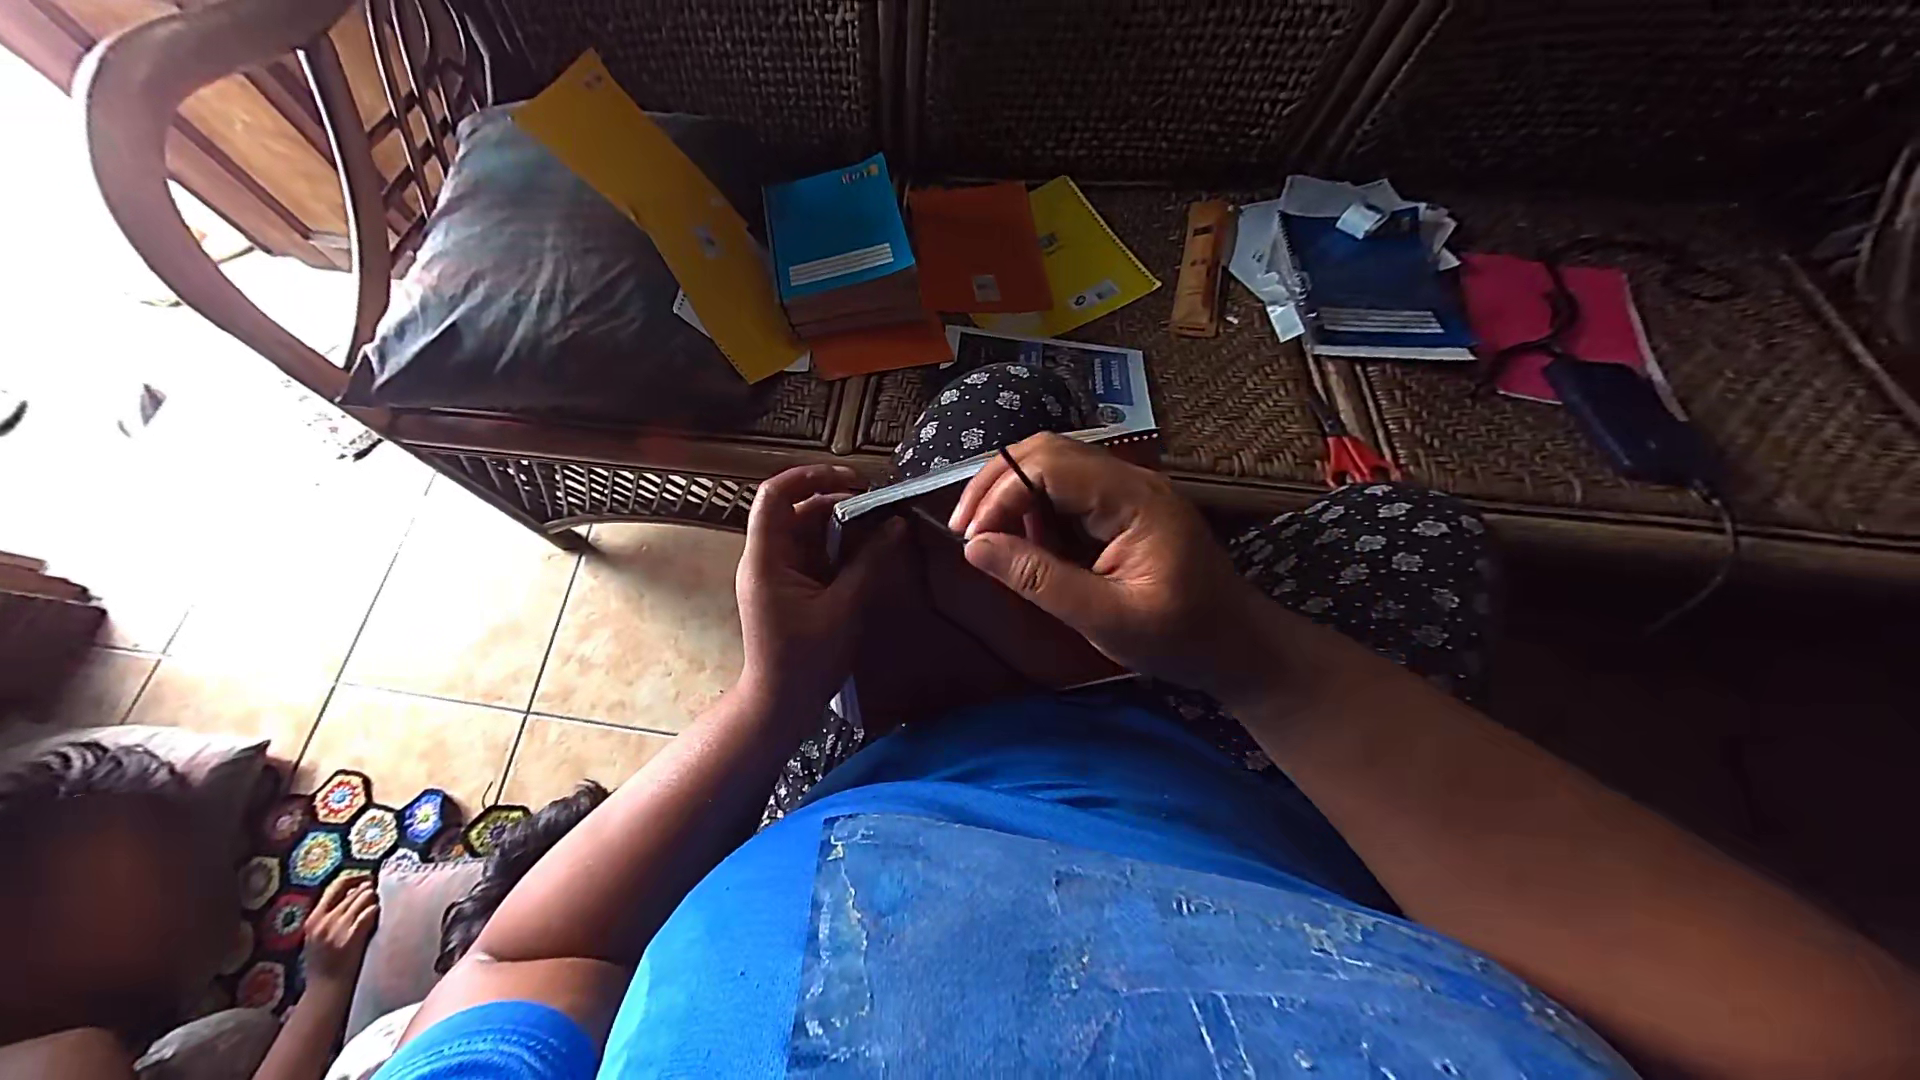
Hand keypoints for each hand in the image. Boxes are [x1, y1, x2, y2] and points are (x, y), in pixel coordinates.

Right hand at [302, 876, 377, 988]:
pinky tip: (375, 920)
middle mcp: (324, 922)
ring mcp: (337, 929)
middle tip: (374, 902)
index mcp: (313, 920)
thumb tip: (360, 887)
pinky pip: (371, 911)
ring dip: (375, 902)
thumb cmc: (326, 960)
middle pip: (357, 890)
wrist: (326, 987)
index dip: (357, 878)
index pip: (337, 885)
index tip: (368, 879)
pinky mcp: (351, 936)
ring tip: (373, 914)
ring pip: (367, 897)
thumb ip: (331, 913)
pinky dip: (377, 912)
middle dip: (370, 892)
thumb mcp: (318, 935)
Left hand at [737, 464, 903, 715]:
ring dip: (844, 525)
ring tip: (881, 526)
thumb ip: (870, 563)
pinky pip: (816, 552)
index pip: (774, 496)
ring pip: (810, 530)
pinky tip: (870, 551)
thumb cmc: (804, 662)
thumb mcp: (843, 609)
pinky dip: (842, 547)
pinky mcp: (793, 585)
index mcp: (767, 560)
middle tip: (879, 507)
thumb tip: (895, 526)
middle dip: (838, 502)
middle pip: (797, 509)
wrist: (780, 704)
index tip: (852, 481)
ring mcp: (779, 572)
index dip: (809, 477)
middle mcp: (768, 558)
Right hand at [948, 434, 1280, 703]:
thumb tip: (976, 547)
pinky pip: (1066, 490)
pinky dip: (1033, 509)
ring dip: (1011, 493)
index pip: (1050, 465)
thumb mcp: (1106, 619)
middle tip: (967, 529)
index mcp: (1134, 499)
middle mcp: (1130, 480)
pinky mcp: (1122, 506)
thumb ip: (1040, 580)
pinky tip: (1024, 541)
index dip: (1001, 493)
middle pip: (1046, 451)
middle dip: (996, 484)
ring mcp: (1128, 489)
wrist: (1238, 644)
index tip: (972, 538)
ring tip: (988, 536)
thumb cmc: (1181, 638)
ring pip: (1052, 465)